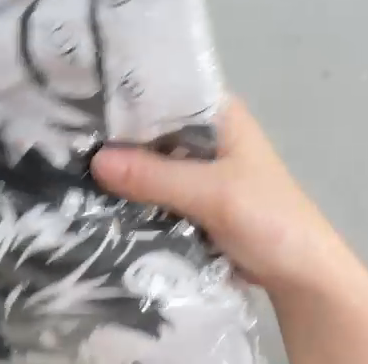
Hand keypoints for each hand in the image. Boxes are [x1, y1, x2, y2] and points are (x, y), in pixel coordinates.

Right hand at [92, 97, 347, 292]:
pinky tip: (94, 188)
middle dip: (112, 130)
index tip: (75, 91)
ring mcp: (193, 164)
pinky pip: (149, 185)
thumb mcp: (213, 194)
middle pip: (146, 122)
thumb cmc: (270, 220)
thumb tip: (94, 160)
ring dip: (118, 162)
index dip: (120, 89)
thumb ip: (156, 177)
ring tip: (67, 156)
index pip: (159, 86)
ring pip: (145, 155)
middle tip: (61, 128)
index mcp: (214, 111)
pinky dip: (128, 188)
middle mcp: (200, 130)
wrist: (305, 281)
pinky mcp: (187, 196)